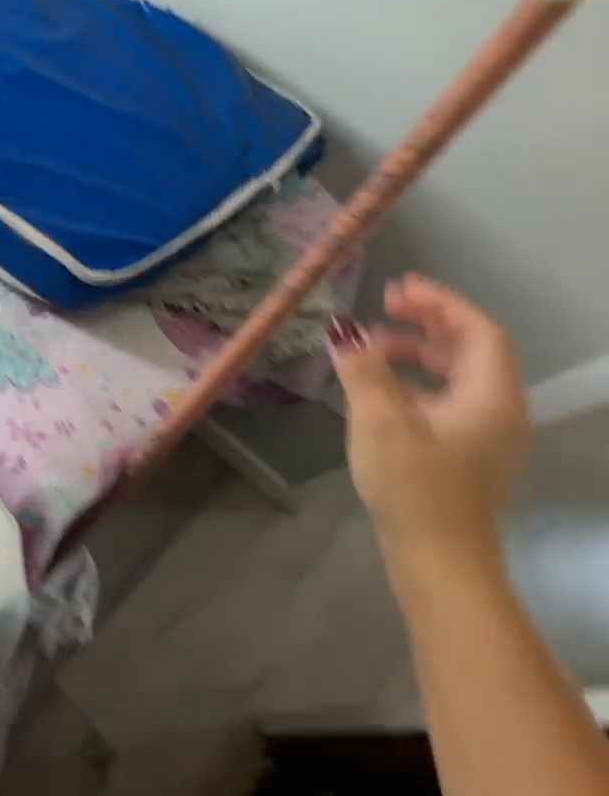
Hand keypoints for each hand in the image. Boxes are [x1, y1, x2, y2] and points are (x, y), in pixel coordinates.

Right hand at [330, 275, 531, 567]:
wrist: (437, 553)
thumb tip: (343, 329)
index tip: (397, 288)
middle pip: (471, 350)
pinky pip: (445, 396)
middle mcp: (497, 409)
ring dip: (417, 350)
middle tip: (382, 306)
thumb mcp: (379, 422)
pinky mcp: (463, 449)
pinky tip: (377, 385)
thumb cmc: (412, 485)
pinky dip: (414, 378)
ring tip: (370, 345)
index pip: (479, 332)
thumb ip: (363, 371)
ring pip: (456, 374)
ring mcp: (483, 432)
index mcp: (490, 398)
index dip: (441, 304)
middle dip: (428, 322)